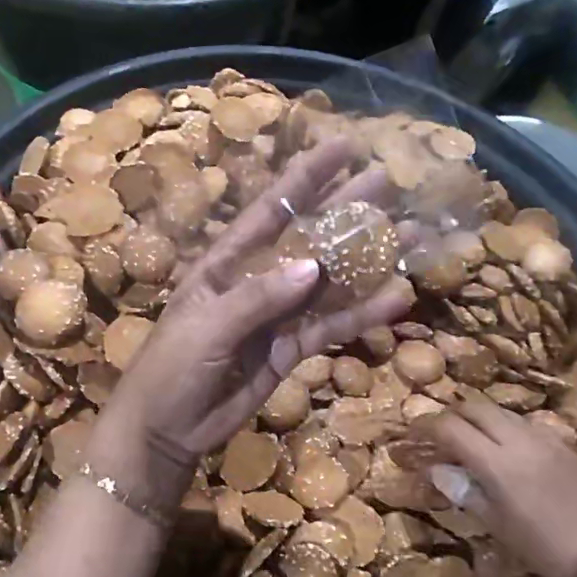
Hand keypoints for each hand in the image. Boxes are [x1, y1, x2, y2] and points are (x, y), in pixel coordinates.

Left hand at [92, 136, 414, 506]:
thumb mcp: (206, 327)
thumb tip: (314, 266)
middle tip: (390, 182)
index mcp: (226, 264)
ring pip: (328, 283)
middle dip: (347, 211)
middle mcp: (256, 282)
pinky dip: (360, 316)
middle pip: (308, 239)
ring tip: (411, 235)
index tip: (344, 145)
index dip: (306, 178)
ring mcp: (276, 317)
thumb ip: (258, 298)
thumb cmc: (170, 369)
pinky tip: (395, 299)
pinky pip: (329, 328)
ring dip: (366, 262)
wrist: (165, 430)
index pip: (271, 210)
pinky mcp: (290, 351)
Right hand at [417, 396, 576, 576]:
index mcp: (497, 462)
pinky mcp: (564, 446)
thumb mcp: (497, 525)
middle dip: (451, 415)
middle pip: (475, 408)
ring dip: (478, 417)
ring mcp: (545, 439)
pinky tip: (504, 448)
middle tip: (436, 433)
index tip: (412, 433)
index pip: (451, 428)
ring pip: (501, 412)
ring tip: (467, 438)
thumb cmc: (545, 548)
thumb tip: (436, 469)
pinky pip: (524, 423)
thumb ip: (465, 491)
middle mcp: (519, 440)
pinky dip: (503, 426)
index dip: (426, 426)